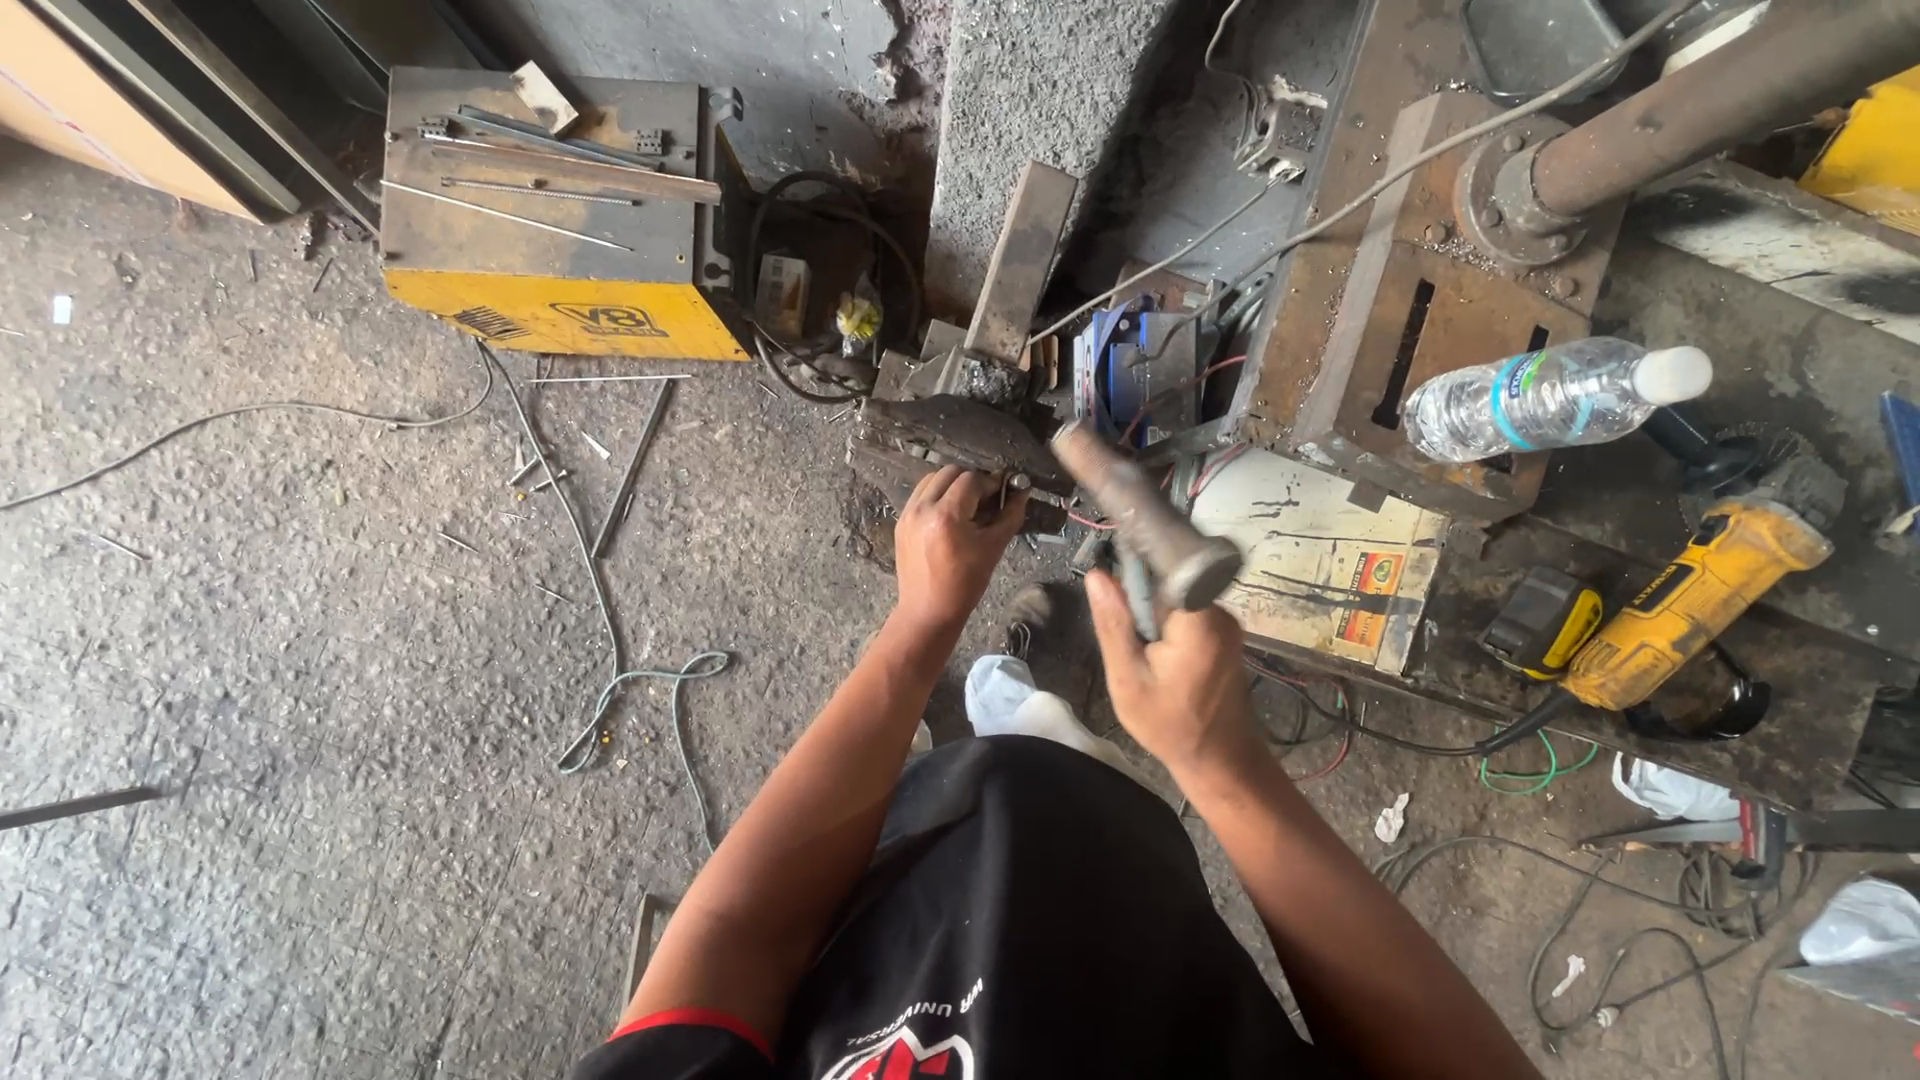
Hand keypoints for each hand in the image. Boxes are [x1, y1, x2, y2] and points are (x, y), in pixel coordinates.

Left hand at [893, 466, 1028, 633]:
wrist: (929, 610)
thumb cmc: (965, 584)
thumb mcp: (994, 548)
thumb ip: (1010, 514)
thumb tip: (1022, 490)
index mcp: (947, 515)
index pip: (971, 479)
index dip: (991, 482)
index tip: (1002, 492)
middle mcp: (923, 508)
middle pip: (950, 472)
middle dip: (971, 480)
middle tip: (986, 499)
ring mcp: (908, 514)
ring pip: (932, 479)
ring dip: (952, 485)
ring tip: (967, 505)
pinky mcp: (901, 522)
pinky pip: (921, 495)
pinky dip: (937, 496)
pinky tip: (950, 515)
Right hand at [1086, 568, 1257, 778]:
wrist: (1219, 757)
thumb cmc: (1170, 725)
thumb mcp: (1127, 679)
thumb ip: (1113, 624)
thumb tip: (1097, 575)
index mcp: (1199, 622)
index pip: (1167, 564)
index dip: (1137, 561)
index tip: (1113, 577)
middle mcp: (1220, 612)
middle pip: (1168, 580)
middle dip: (1140, 599)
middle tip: (1129, 639)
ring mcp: (1226, 621)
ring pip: (1175, 595)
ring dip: (1152, 615)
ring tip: (1143, 653)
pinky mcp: (1224, 630)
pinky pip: (1186, 610)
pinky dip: (1166, 625)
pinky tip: (1159, 656)